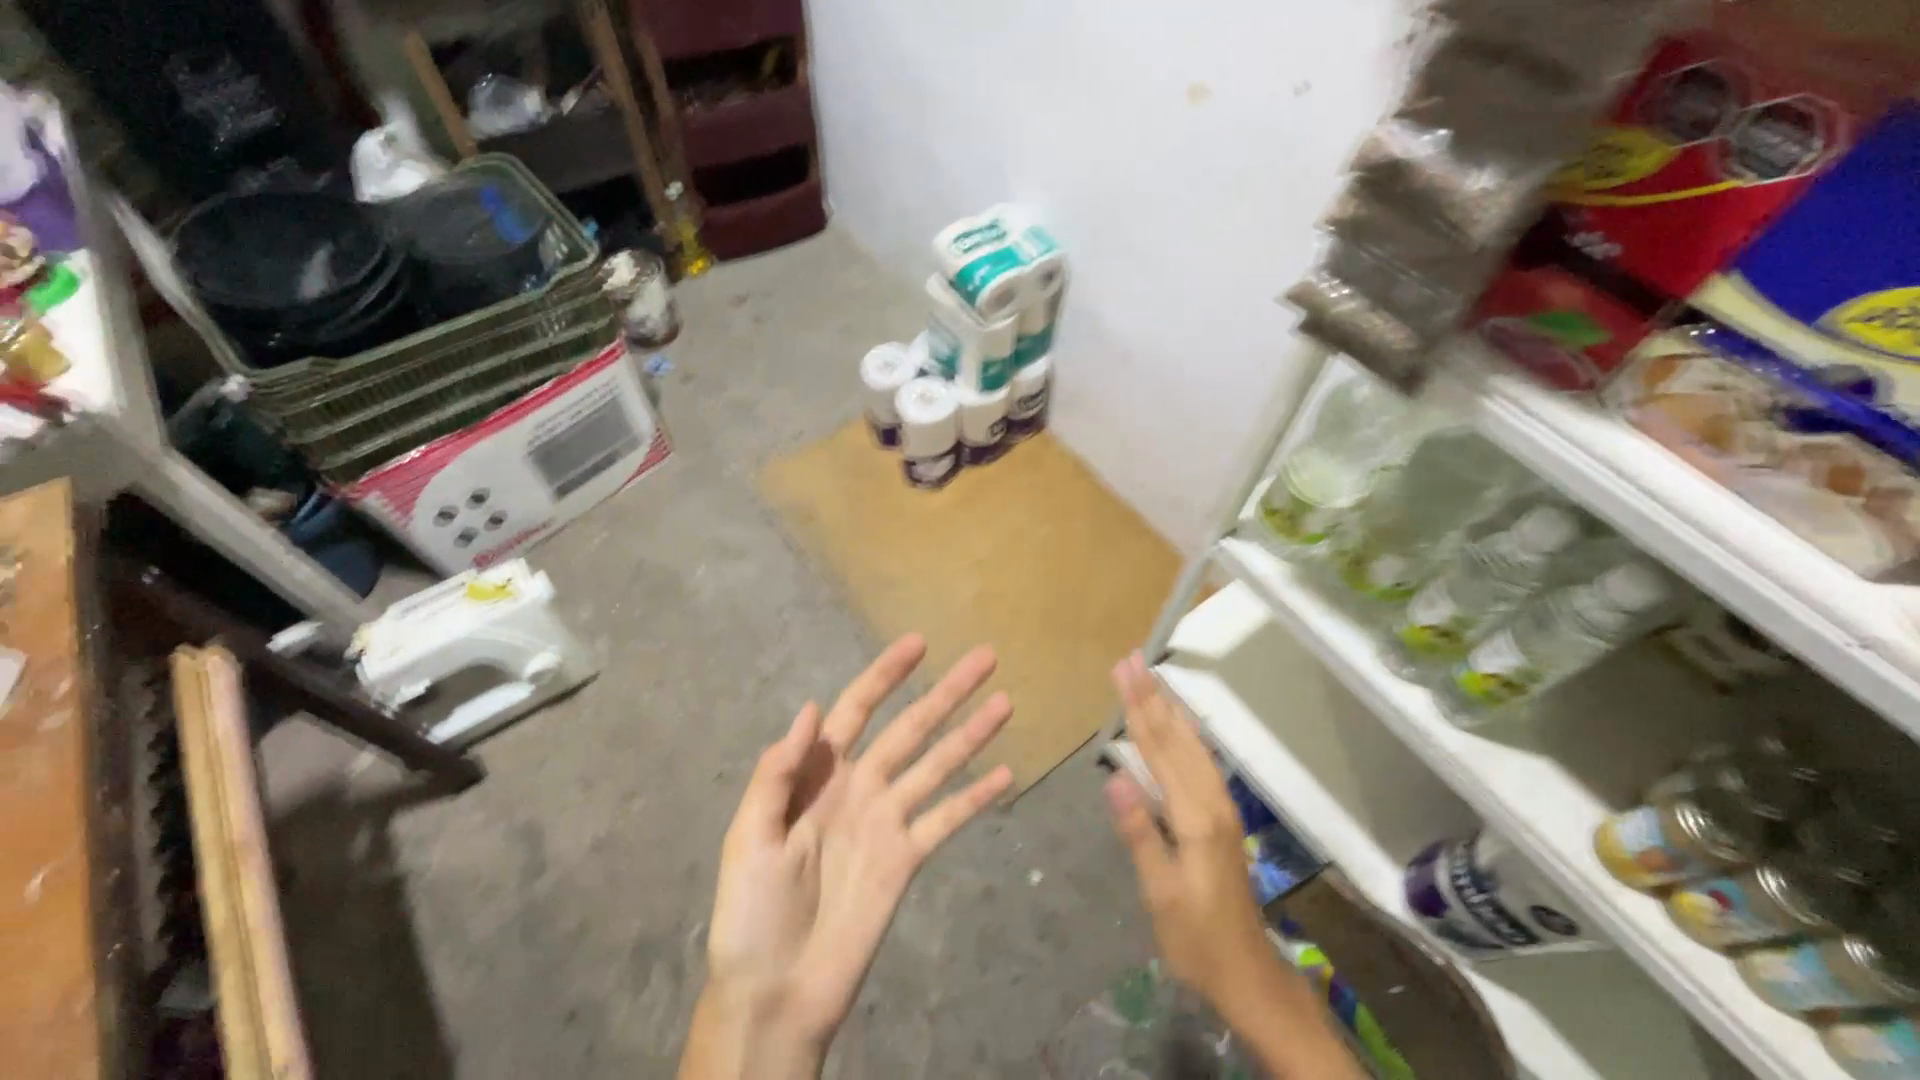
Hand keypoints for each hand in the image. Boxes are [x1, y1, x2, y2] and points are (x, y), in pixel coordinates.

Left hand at [681, 635, 1015, 1079]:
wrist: (776, 989)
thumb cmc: (751, 912)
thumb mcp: (750, 837)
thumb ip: (778, 774)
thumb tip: (809, 708)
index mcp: (818, 776)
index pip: (857, 710)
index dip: (886, 675)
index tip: (918, 643)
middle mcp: (860, 787)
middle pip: (910, 728)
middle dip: (946, 692)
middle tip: (985, 657)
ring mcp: (887, 822)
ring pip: (937, 765)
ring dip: (971, 735)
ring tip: (1006, 703)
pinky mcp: (908, 859)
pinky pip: (946, 819)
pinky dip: (975, 798)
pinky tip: (1006, 773)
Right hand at [1105, 654, 1364, 1079]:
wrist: (1246, 972)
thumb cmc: (1196, 937)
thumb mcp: (1160, 891)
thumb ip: (1140, 831)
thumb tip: (1114, 776)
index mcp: (1194, 817)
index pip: (1159, 750)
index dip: (1138, 708)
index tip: (1122, 670)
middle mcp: (1212, 803)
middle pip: (1178, 739)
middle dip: (1153, 697)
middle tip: (1131, 660)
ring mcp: (1221, 810)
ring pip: (1193, 747)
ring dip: (1170, 711)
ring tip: (1151, 680)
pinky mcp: (1221, 821)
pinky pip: (1201, 763)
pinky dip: (1185, 736)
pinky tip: (1179, 728)